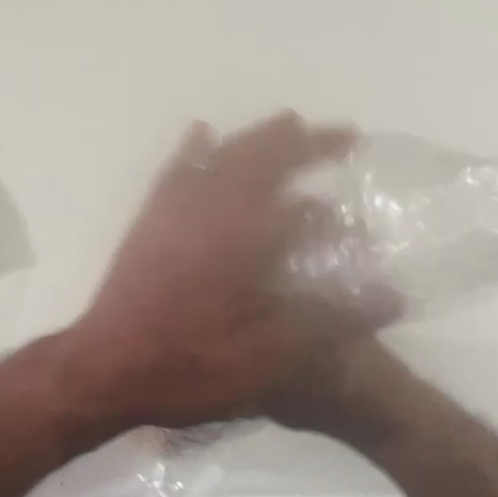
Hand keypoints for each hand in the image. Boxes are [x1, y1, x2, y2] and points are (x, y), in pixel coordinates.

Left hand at [67, 112, 402, 431]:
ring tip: (282, 126)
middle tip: (327, 132)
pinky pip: (173, 174)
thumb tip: (393, 296)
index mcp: (243, 238)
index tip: (356, 145)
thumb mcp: (270, 357)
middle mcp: (207, 213)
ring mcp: (171, 215)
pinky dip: (191, 150)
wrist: (104, 369)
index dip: (327, 162)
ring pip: (216, 158)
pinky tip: (200, 134)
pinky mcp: (146, 226)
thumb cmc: (189, 365)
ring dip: (252, 139)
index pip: (295, 187)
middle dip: (294, 141)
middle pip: (256, 159)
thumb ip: (330, 322)